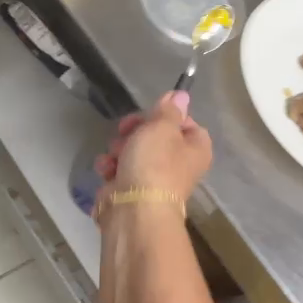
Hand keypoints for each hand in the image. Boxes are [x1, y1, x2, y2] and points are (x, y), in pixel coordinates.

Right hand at [94, 91, 213, 208]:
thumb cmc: (154, 163)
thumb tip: (181, 95)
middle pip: (155, 136)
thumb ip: (169, 110)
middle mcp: (178, 164)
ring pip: (132, 151)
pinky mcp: (130, 189)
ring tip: (115, 155)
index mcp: (195, 149)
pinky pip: (118, 169)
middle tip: (125, 130)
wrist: (134, 207)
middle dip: (134, 131)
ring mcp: (153, 178)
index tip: (149, 114)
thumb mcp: (162, 127)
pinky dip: (110, 167)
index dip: (166, 116)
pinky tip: (106, 170)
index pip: (186, 123)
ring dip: (118, 149)